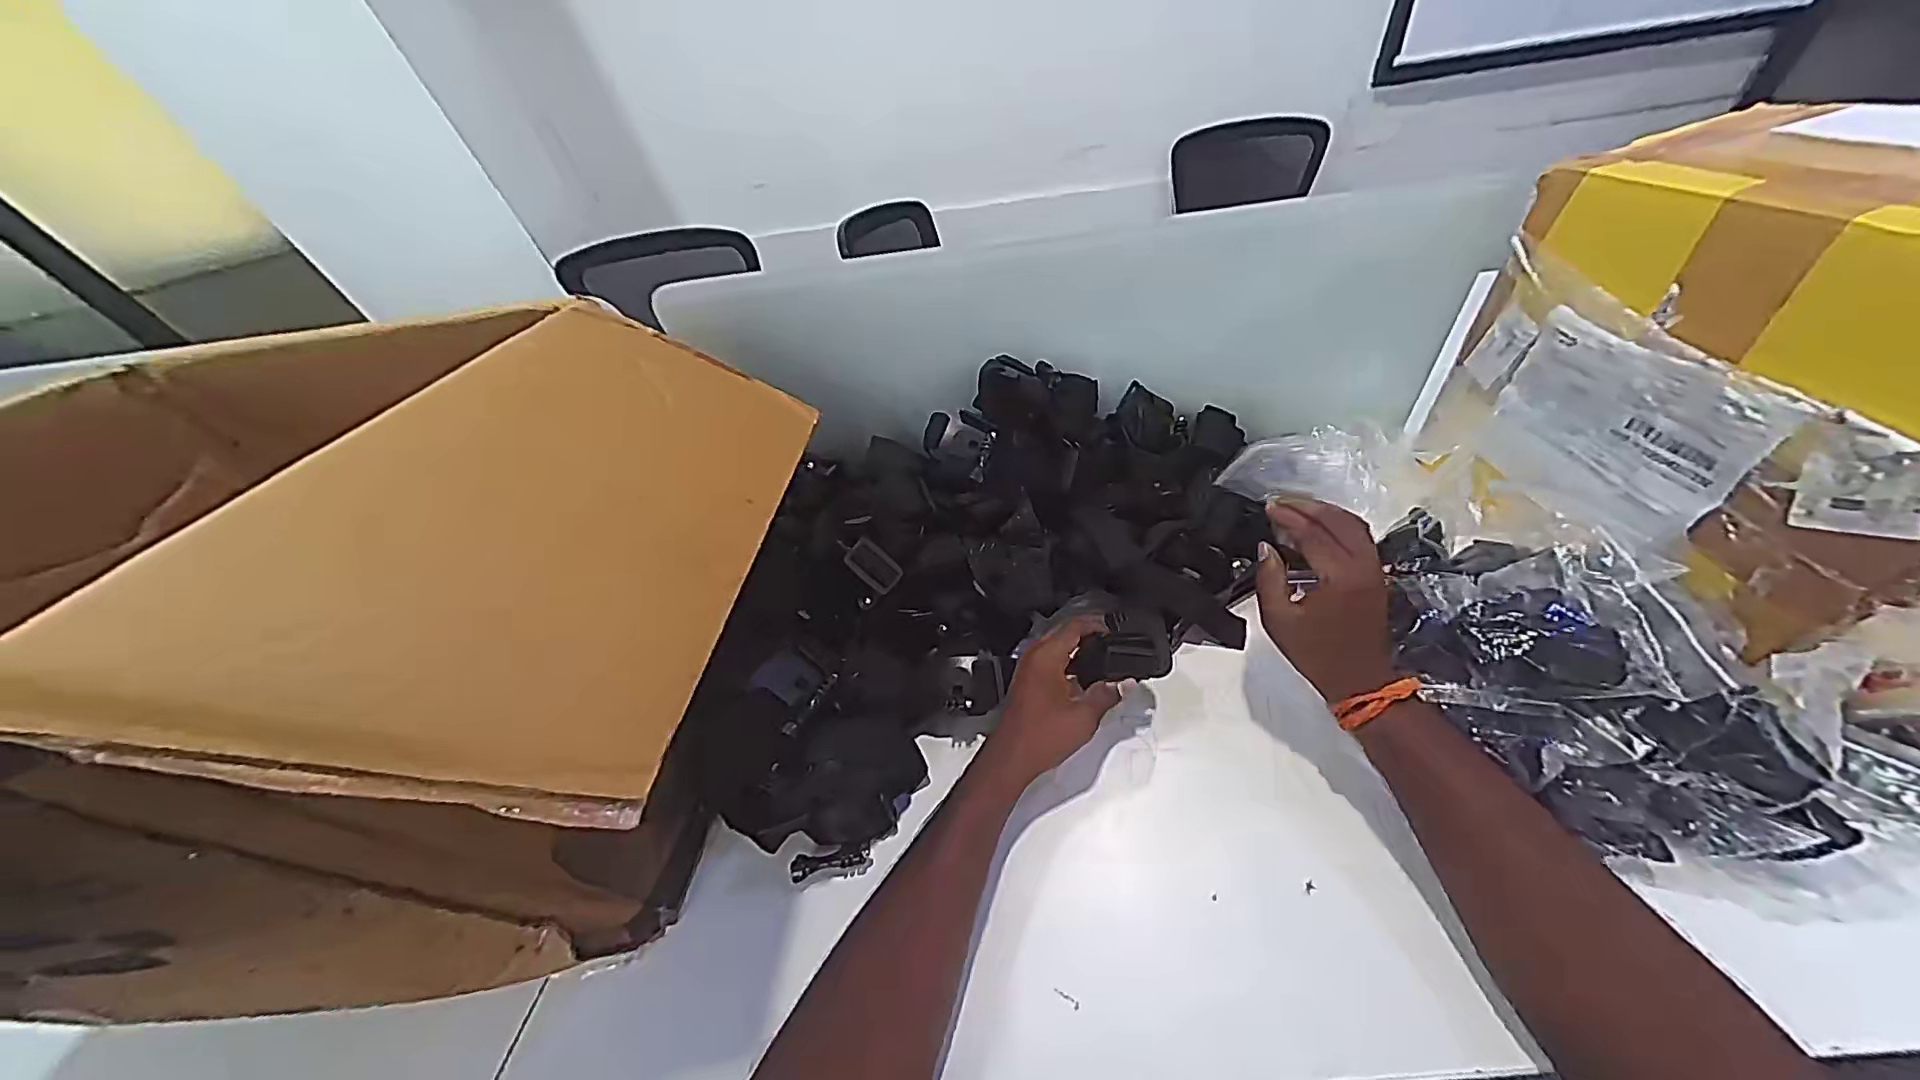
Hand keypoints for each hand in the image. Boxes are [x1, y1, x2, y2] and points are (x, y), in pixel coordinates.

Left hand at [980, 616, 1122, 786]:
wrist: (1013, 757)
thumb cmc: (1038, 737)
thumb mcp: (1084, 716)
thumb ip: (1108, 694)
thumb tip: (1123, 684)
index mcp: (1046, 657)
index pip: (1073, 626)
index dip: (1096, 624)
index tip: (1111, 629)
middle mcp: (1033, 658)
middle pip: (1063, 634)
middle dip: (1088, 637)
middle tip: (1109, 644)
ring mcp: (1027, 670)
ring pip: (1055, 649)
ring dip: (1077, 652)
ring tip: (1099, 663)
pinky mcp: (1026, 683)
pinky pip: (1048, 663)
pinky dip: (1065, 665)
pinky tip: (1081, 681)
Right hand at [1254, 499, 1398, 704]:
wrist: (1359, 680)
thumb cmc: (1317, 655)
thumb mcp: (1279, 619)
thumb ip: (1270, 578)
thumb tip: (1266, 548)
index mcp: (1339, 577)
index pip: (1312, 533)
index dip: (1288, 517)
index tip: (1269, 508)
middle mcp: (1363, 567)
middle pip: (1338, 521)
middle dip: (1308, 507)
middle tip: (1281, 502)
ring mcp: (1374, 570)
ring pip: (1354, 525)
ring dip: (1326, 513)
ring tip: (1298, 509)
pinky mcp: (1376, 575)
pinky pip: (1360, 538)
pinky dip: (1339, 525)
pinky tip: (1318, 528)